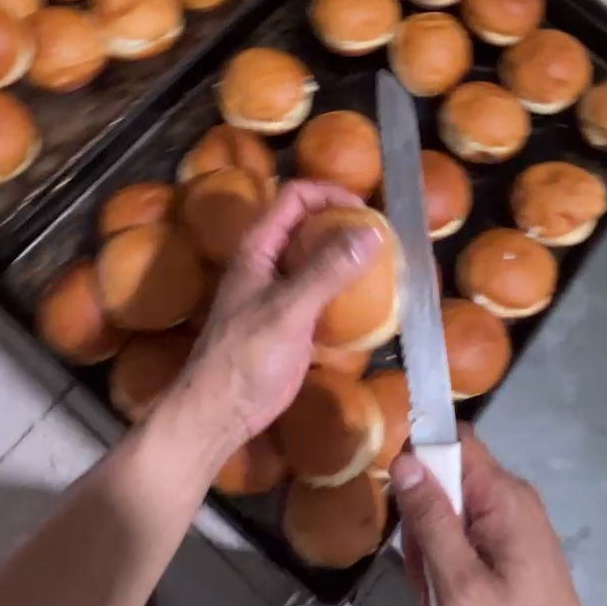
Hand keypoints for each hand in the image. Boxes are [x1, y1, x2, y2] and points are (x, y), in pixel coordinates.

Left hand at [167, 180, 383, 453]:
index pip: (294, 197)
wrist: (221, 411)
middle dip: (343, 223)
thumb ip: (328, 270)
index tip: (364, 210)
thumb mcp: (289, 309)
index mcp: (258, 247)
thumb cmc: (246, 356)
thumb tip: (372, 232)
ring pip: (316, 258)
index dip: (328, 193)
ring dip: (347, 256)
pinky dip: (345, 289)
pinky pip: (322, 292)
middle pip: (307, 224)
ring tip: (385, 263)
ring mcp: (279, 292)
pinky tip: (371, 300)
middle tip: (382, 236)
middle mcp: (268, 262)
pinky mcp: (292, 320)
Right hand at [392, 427, 606, 605]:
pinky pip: (471, 527)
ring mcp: (518, 519)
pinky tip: (449, 592)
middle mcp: (514, 496)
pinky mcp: (517, 542)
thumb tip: (404, 459)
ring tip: (433, 591)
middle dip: (423, 514)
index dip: (421, 455)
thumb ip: (431, 519)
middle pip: (450, 476)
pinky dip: (452, 553)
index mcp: (504, 496)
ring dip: (434, 541)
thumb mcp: (460, 584)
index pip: (456, 440)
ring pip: (456, 505)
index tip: (400, 497)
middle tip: (417, 568)